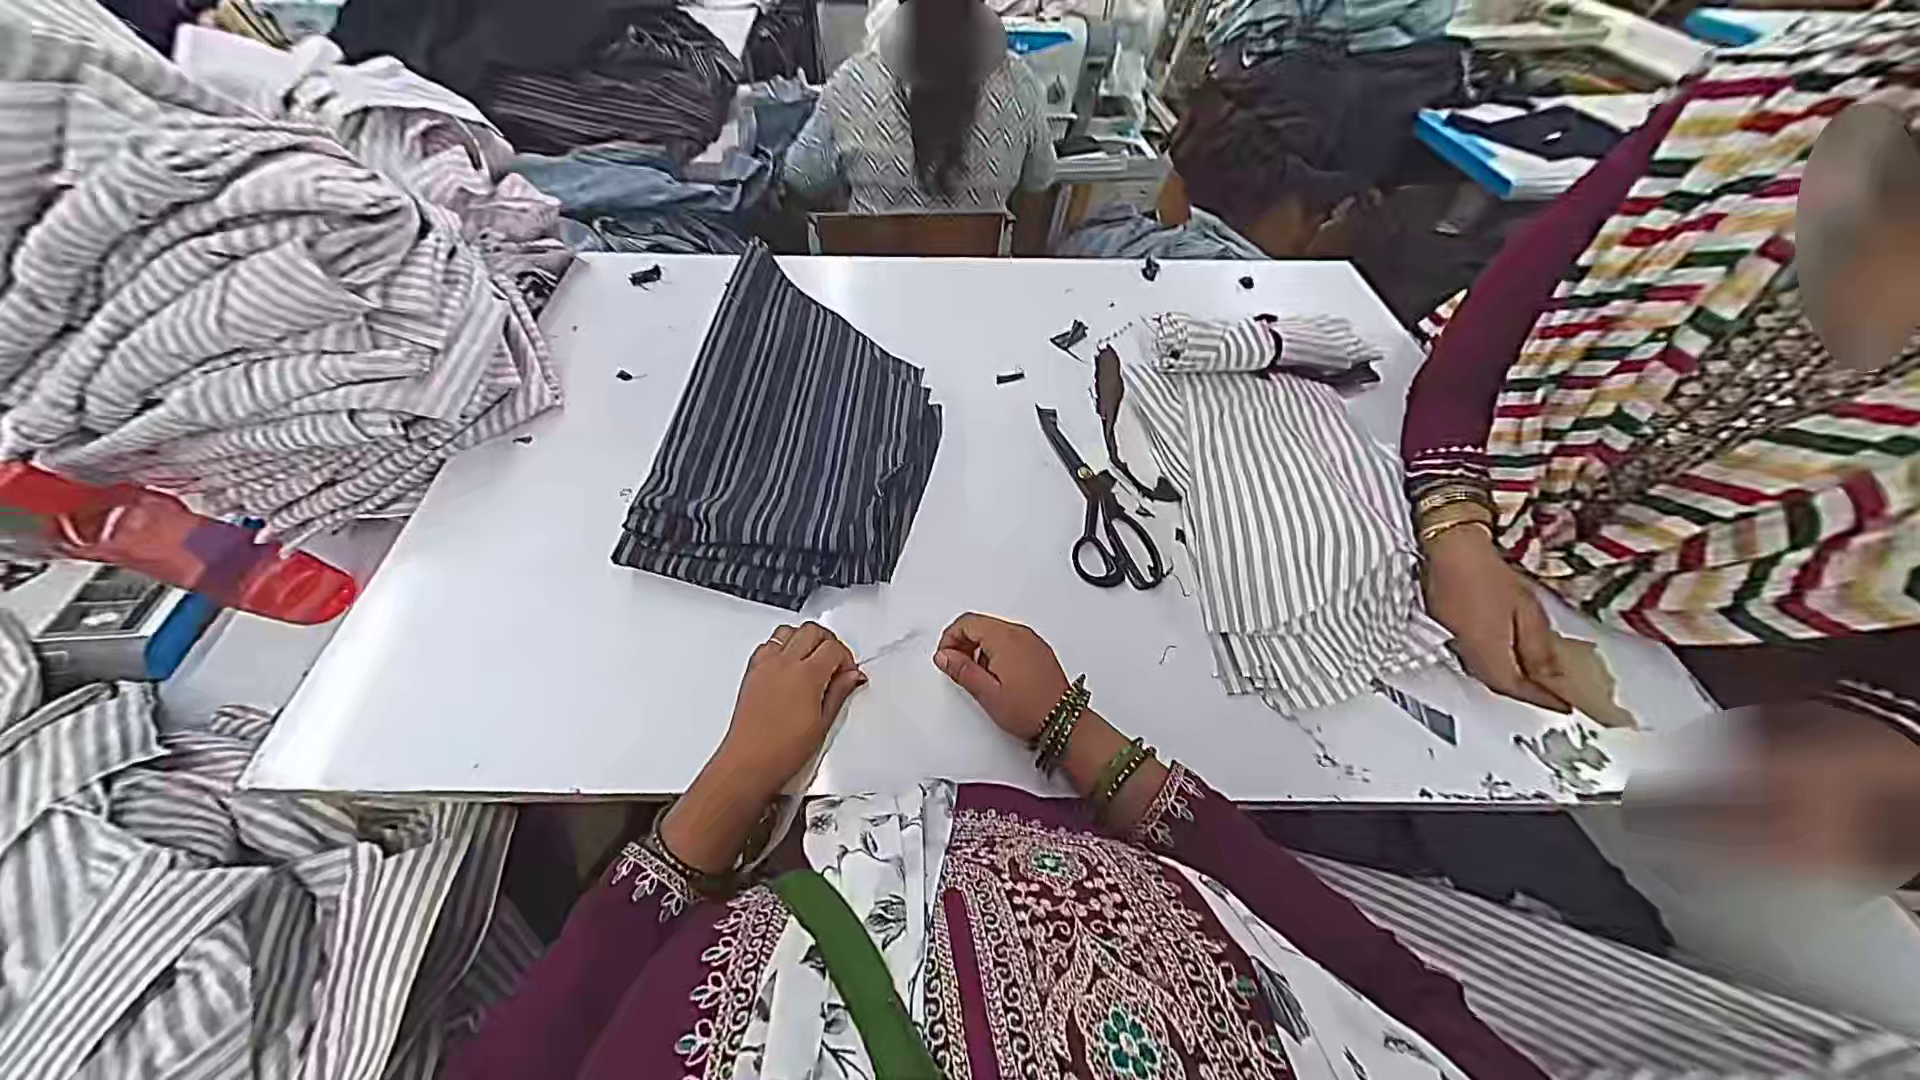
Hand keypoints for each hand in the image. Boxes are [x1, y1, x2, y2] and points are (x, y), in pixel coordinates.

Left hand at [662, 624, 865, 874]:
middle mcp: (784, 664)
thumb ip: (840, 692)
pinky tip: (788, 663)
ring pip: (788, 631)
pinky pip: (768, 644)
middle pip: (812, 630)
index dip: (846, 658)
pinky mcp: (752, 672)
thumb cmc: (782, 751)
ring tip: (812, 658)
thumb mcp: (823, 723)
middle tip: (835, 661)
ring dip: (804, 638)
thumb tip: (852, 677)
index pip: (834, 648)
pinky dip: (781, 646)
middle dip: (829, 641)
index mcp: (807, 675)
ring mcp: (765, 666)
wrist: (748, 764)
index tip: (847, 672)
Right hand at [932, 613, 1070, 740]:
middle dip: (963, 643)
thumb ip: (962, 670)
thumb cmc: (1030, 710)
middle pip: (980, 624)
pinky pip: (1010, 641)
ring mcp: (1031, 641)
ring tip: (979, 677)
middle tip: (957, 667)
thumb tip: (944, 656)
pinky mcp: (1038, 650)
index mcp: (1005, 638)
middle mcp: (1020, 633)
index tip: (945, 657)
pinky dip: (996, 652)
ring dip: (979, 648)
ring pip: (994, 632)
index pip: (967, 622)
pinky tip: (997, 676)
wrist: (1063, 721)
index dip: (950, 638)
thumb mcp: (987, 693)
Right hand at [1421, 526, 1569, 712]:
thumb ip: (1539, 649)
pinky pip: (1470, 657)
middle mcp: (1463, 650)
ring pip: (1481, 671)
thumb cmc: (1490, 577)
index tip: (1566, 705)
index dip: (1542, 698)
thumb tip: (1553, 679)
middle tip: (1552, 693)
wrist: (1451, 553)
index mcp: (1486, 649)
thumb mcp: (1528, 612)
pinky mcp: (1442, 629)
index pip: (1515, 687)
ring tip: (1532, 676)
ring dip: (1507, 678)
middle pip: (1496, 683)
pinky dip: (1492, 664)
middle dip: (1525, 691)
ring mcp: (1449, 639)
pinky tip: (1504, 655)